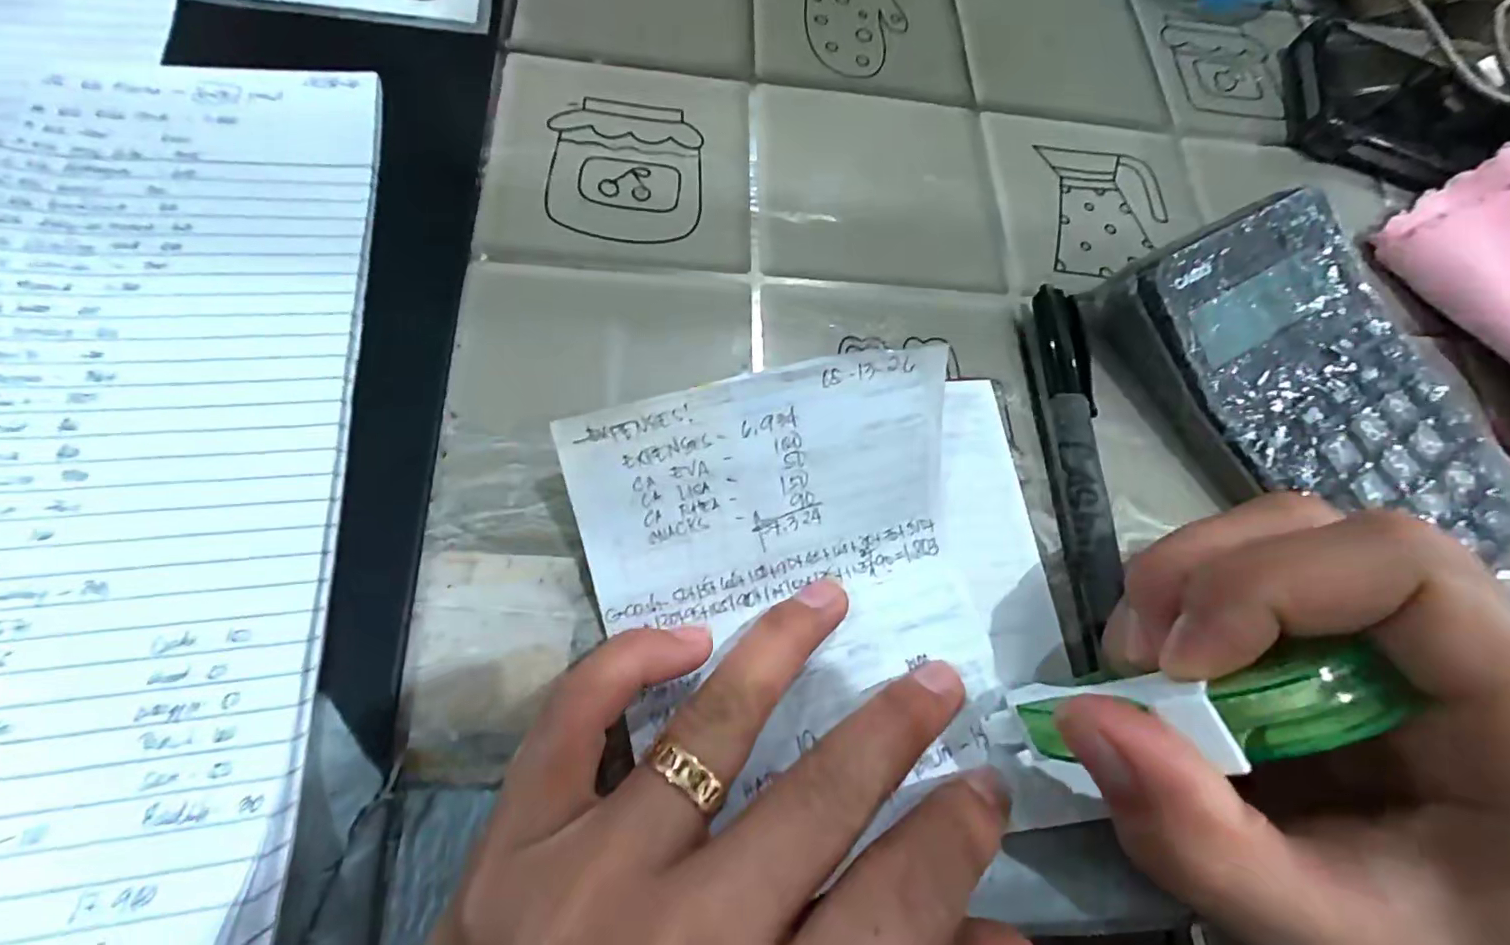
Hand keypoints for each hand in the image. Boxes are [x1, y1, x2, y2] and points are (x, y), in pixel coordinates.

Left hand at [432, 579, 1025, 944]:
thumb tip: (1003, 934)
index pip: (888, 910)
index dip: (949, 840)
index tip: (984, 784)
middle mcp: (672, 939)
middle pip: (812, 807)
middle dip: (890, 733)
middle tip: (938, 677)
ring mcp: (579, 885)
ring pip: (703, 732)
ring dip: (777, 652)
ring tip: (827, 598)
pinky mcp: (507, 852)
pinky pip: (569, 726)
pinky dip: (625, 664)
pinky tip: (687, 637)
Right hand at [1057, 494, 1509, 944]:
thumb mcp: (1328, 941)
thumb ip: (1206, 844)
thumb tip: (1081, 716)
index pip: (1406, 567)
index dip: (1266, 586)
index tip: (1179, 667)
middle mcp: (1488, 653)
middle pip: (1324, 533)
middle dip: (1202, 576)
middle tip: (1137, 660)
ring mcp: (1414, 637)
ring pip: (1279, 538)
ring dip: (1183, 582)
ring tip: (1142, 664)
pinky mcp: (1354, 642)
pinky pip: (1256, 574)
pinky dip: (1187, 605)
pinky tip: (1170, 670)